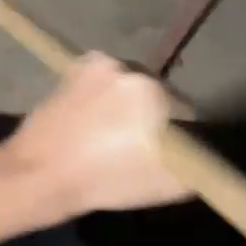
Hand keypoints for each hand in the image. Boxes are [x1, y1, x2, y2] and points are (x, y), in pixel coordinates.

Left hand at [0, 53, 190, 215]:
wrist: (43, 168)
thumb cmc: (109, 177)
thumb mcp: (174, 182)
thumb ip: (200, 160)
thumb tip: (203, 148)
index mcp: (150, 87)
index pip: (187, 109)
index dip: (185, 133)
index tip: (174, 151)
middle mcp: (120, 64)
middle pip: (155, 91)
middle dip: (155, 113)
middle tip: (144, 142)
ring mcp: (90, 63)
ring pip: (127, 85)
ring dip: (129, 103)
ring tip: (118, 134)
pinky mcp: (68, 70)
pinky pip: (101, 83)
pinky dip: (105, 97)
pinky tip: (98, 122)